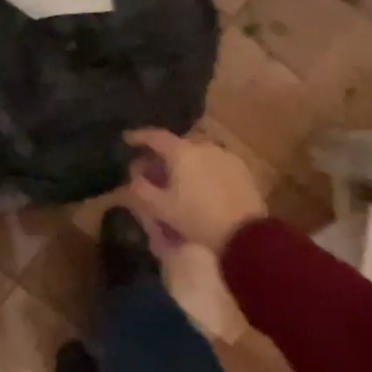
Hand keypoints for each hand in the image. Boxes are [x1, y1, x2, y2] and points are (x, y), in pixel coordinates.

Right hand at [123, 128, 267, 252]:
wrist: (245, 235)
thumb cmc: (197, 220)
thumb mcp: (162, 209)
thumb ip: (140, 190)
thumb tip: (131, 179)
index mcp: (182, 152)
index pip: (156, 136)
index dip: (139, 137)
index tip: (127, 140)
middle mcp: (205, 146)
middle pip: (177, 145)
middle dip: (161, 156)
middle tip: (151, 171)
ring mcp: (226, 156)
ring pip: (197, 154)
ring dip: (183, 163)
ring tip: (176, 182)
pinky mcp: (241, 169)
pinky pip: (214, 163)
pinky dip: (202, 170)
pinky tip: (200, 187)